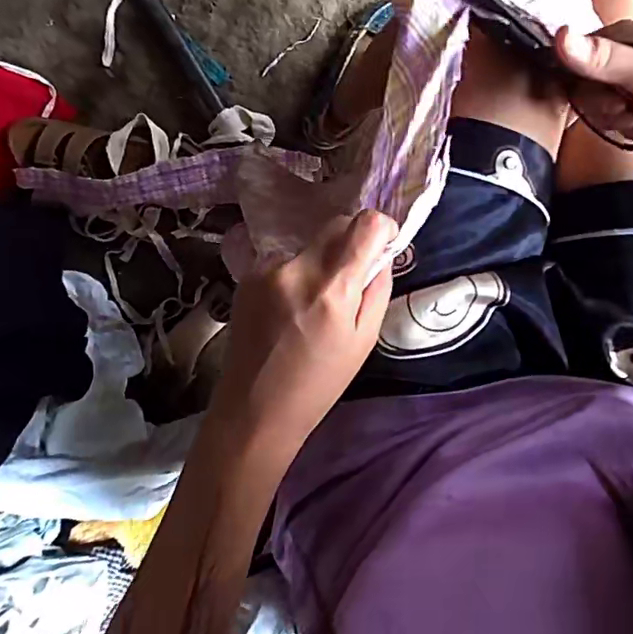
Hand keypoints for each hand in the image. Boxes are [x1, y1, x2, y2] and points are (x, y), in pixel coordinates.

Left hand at [214, 210, 397, 444]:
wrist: (254, 408)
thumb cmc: (319, 383)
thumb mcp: (364, 341)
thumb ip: (378, 291)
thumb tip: (382, 256)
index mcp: (333, 289)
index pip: (365, 225)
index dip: (382, 227)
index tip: (385, 244)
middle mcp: (298, 269)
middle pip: (337, 225)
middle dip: (354, 241)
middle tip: (354, 277)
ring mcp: (268, 270)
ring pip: (311, 244)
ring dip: (323, 260)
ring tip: (315, 303)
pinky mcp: (247, 276)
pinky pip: (286, 260)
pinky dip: (297, 273)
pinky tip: (291, 307)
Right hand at [553, 20, 632, 136]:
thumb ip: (602, 59)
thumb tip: (558, 38)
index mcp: (615, 36)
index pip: (570, 64)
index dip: (580, 90)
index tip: (605, 103)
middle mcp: (618, 53)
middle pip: (584, 88)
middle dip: (600, 109)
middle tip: (626, 115)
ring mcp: (630, 76)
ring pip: (598, 104)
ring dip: (613, 121)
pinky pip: (615, 113)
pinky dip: (625, 126)